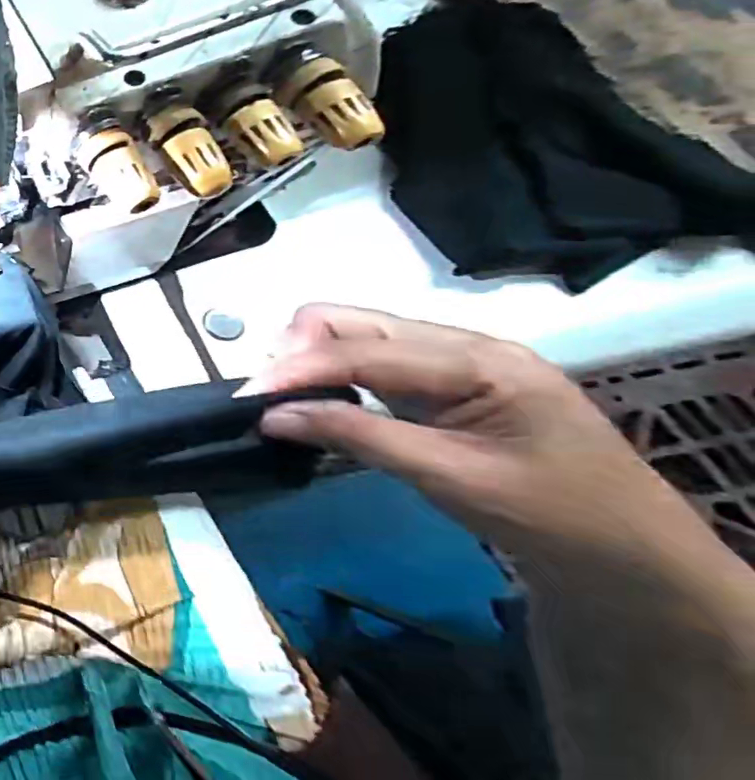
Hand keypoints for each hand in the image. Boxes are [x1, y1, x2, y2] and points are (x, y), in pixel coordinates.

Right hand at [244, 304, 717, 577]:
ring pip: (352, 335)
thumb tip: (272, 416)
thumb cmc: (555, 518)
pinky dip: (330, 375)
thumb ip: (357, 436)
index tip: (248, 396)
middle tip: (266, 396)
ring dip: (308, 361)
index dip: (297, 368)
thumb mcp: (452, 478)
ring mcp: (451, 360)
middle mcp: (460, 345)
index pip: (361, 349)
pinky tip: (318, 402)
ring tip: (284, 400)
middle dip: (297, 351)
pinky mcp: (439, 382)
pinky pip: (366, 360)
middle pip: (351, 321)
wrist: (634, 562)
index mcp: (478, 360)